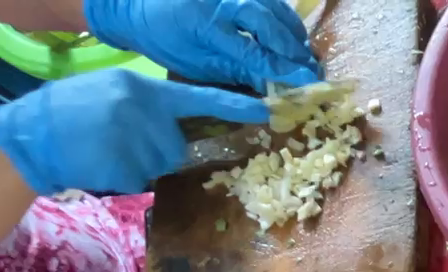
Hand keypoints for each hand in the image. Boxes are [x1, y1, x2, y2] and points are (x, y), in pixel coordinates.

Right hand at [0, 70, 268, 195]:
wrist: (26, 135)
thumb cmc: (69, 114)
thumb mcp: (109, 93)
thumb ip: (147, 106)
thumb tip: (180, 127)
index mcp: (139, 87)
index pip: (197, 98)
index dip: (232, 105)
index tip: (264, 110)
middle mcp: (142, 109)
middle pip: (177, 146)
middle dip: (154, 150)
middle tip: (114, 139)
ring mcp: (135, 138)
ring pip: (161, 165)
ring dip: (139, 163)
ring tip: (104, 148)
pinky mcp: (127, 165)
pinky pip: (142, 180)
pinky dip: (124, 177)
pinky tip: (99, 162)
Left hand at [84, 0, 321, 91]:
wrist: (134, 2)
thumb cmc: (166, 40)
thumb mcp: (200, 64)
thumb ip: (239, 70)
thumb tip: (276, 87)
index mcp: (206, 25)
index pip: (255, 52)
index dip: (285, 69)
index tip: (309, 84)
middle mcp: (218, 1)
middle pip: (268, 22)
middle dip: (294, 48)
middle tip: (314, 69)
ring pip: (270, 6)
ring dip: (293, 31)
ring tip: (306, 52)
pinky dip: (281, 15)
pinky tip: (291, 33)